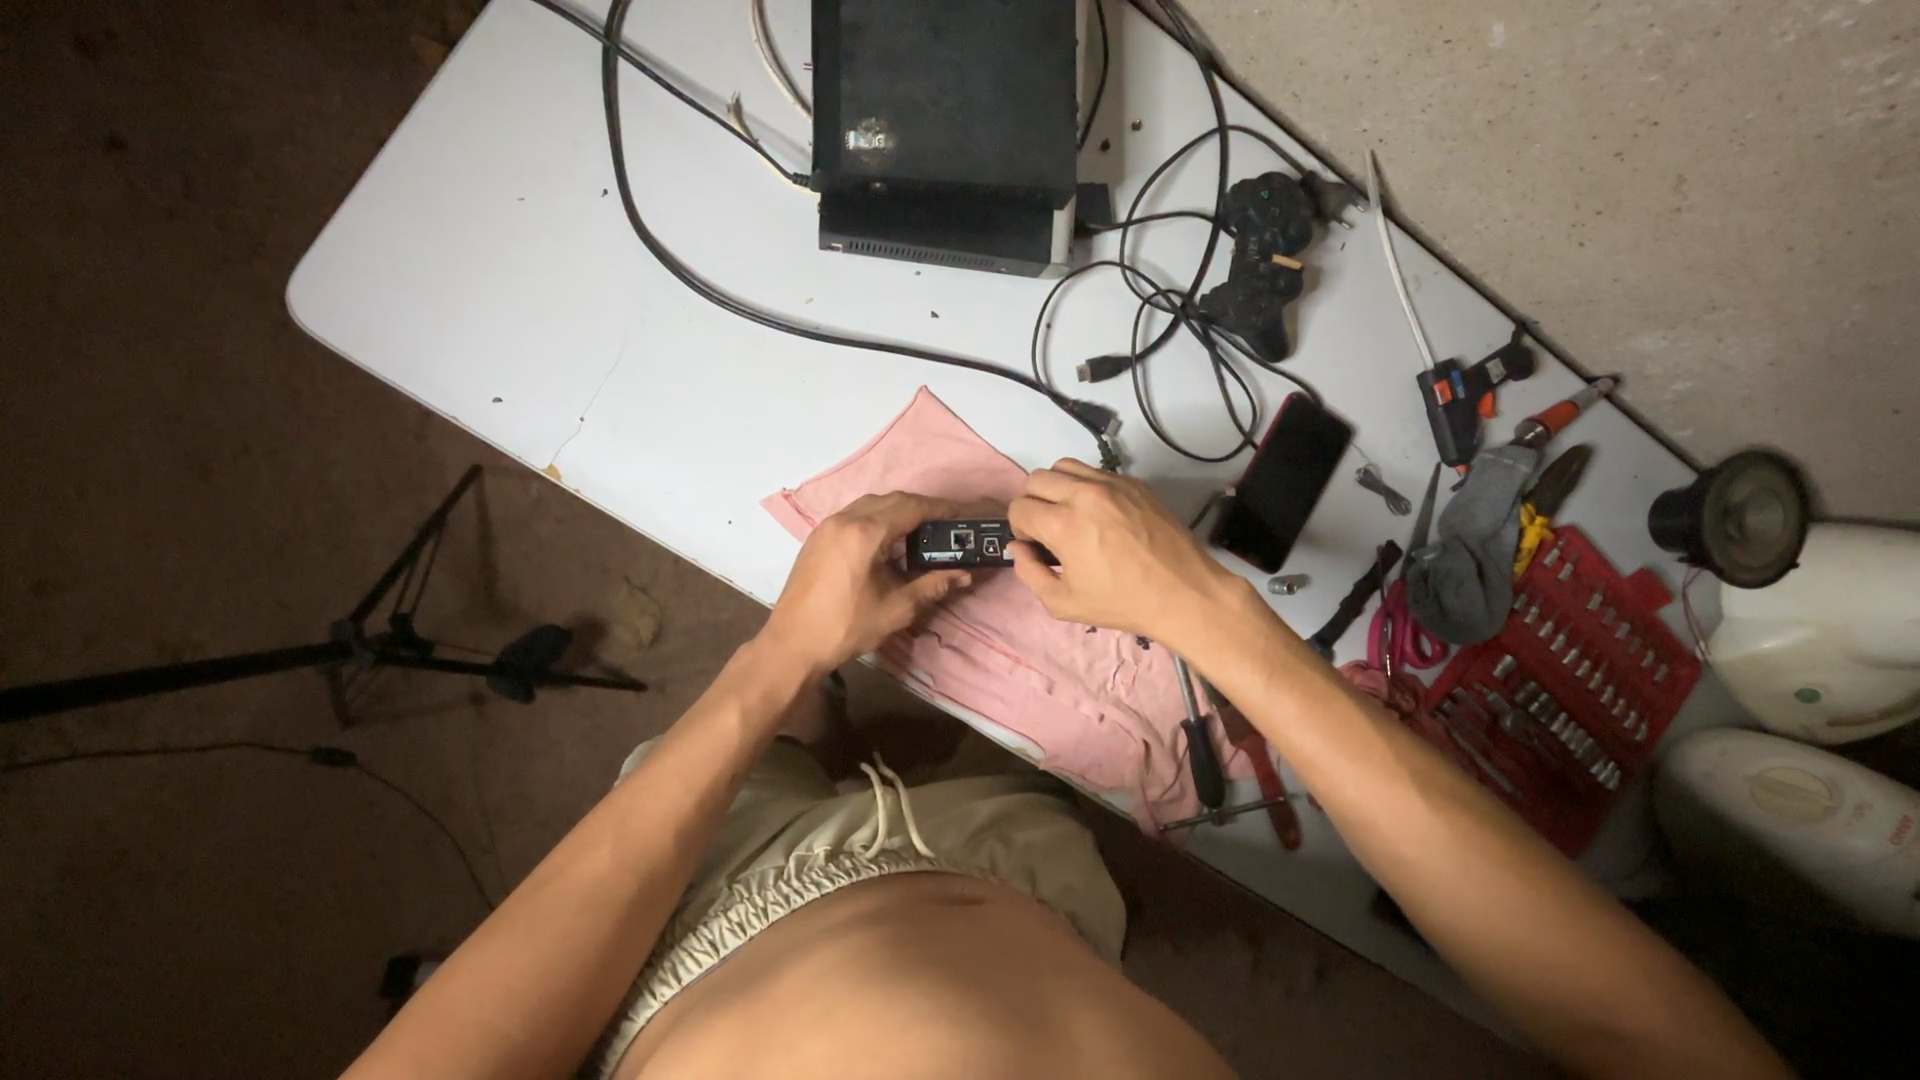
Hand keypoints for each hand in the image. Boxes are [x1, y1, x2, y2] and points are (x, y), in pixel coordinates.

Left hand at [760, 492, 970, 676]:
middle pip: (890, 500)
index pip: (911, 507)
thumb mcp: (896, 608)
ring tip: (918, 532)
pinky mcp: (817, 538)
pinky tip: (886, 542)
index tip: (959, 516)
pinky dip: (875, 519)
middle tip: (943, 525)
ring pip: (869, 505)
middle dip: (920, 508)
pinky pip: (853, 516)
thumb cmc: (846, 627)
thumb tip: (964, 574)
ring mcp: (827, 527)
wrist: (792, 643)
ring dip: (896, 511)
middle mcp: (844, 520)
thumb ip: (932, 585)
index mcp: (865, 532)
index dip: (939, 509)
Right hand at [1007, 460, 1246, 646]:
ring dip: (1056, 487)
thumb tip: (1018, 548)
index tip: (1035, 545)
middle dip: (1031, 502)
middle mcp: (1084, 494)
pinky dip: (1085, 487)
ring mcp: (1112, 484)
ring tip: (1069, 513)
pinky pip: (1095, 472)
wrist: (1183, 592)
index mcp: (1063, 524)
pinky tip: (1098, 514)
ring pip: (1064, 466)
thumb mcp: (1063, 603)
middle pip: (1036, 479)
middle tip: (1046, 527)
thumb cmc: (1122, 603)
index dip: (1020, 528)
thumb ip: (1029, 573)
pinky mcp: (1134, 483)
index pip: (1019, 507)